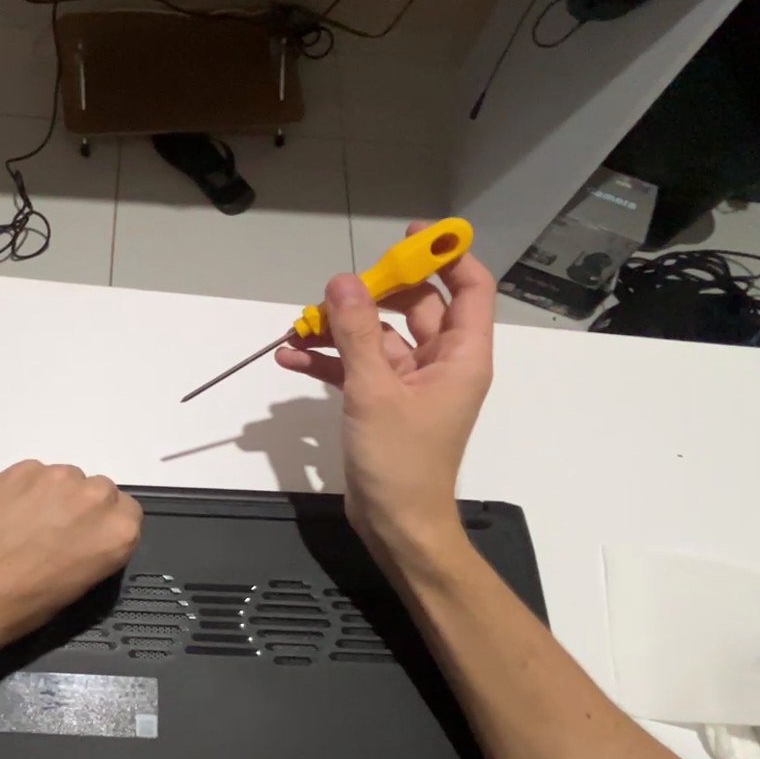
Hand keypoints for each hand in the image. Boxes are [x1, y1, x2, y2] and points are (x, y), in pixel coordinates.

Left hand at [0, 461, 142, 657]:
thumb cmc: (20, 607)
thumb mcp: (75, 589)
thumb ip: (92, 549)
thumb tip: (82, 538)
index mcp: (116, 531)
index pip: (127, 513)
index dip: (103, 528)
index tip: (85, 541)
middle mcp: (90, 496)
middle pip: (96, 491)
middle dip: (77, 509)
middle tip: (52, 536)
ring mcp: (50, 477)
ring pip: (61, 479)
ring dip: (48, 498)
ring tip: (20, 529)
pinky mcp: (13, 469)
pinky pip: (28, 476)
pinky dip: (19, 493)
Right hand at [274, 220, 495, 561]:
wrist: (395, 523)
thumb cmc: (400, 460)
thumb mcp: (374, 391)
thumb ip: (357, 333)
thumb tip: (341, 281)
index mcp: (460, 355)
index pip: (468, 287)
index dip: (445, 255)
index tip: (410, 235)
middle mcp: (439, 363)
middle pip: (414, 308)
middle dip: (373, 295)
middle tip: (335, 291)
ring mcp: (409, 385)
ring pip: (376, 339)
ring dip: (339, 332)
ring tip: (298, 328)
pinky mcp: (381, 404)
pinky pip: (356, 370)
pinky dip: (327, 363)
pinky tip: (291, 359)